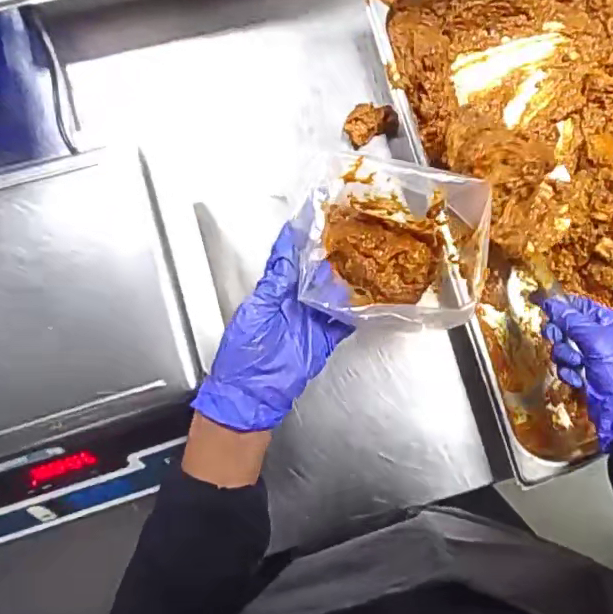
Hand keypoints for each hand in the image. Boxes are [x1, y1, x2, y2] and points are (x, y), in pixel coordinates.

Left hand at [191, 223, 354, 432]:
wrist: (251, 395)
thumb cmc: (243, 356)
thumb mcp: (255, 312)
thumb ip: (274, 284)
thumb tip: (285, 254)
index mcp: (274, 291)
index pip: (290, 258)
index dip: (301, 239)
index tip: (314, 218)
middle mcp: (294, 302)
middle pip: (317, 273)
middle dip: (331, 256)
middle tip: (349, 236)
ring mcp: (311, 320)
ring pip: (333, 294)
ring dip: (347, 281)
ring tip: (363, 261)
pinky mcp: (324, 339)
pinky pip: (344, 322)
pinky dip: (356, 312)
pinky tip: (369, 299)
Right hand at [541, 295, 612, 449]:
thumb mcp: (595, 341)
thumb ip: (571, 320)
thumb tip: (551, 302)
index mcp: (611, 322)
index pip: (581, 306)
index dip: (562, 306)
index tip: (540, 304)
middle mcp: (602, 336)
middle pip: (568, 326)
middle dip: (561, 334)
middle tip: (556, 339)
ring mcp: (592, 356)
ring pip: (563, 346)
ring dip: (565, 356)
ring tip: (576, 365)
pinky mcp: (584, 373)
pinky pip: (565, 365)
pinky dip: (568, 372)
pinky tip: (577, 380)